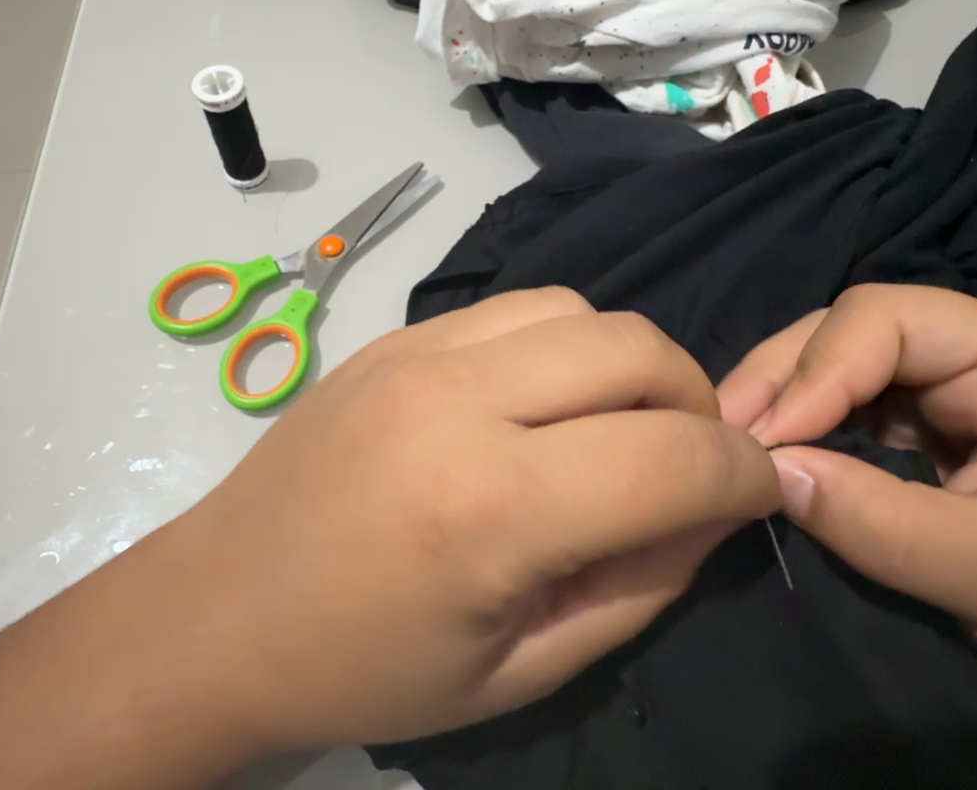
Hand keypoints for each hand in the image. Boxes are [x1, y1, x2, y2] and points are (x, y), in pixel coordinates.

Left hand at [151, 288, 783, 752]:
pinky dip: (561, 343)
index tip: (759, 492)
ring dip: (628, 362)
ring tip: (616, 423)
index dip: (743, 473)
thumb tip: (716, 509)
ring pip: (578, 309)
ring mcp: (419, 352)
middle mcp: (459, 401)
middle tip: (689, 459)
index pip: (674, 455)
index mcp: (492, 506)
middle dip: (698, 401)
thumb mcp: (520, 668)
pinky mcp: (395, 336)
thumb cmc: (364, 667)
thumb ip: (638, 584)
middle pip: (636, 348)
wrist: (217, 611)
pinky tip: (542, 399)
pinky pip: (513, 308)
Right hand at [716, 284, 976, 732]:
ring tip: (734, 447)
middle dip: (783, 377)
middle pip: (851, 330)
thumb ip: (885, 524)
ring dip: (782, 400)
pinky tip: (774, 457)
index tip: (764, 441)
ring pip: (840, 364)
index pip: (889, 320)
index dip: (816, 369)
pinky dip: (803, 429)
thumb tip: (767, 471)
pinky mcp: (931, 431)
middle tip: (723, 437)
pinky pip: (848, 409)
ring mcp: (953, 392)